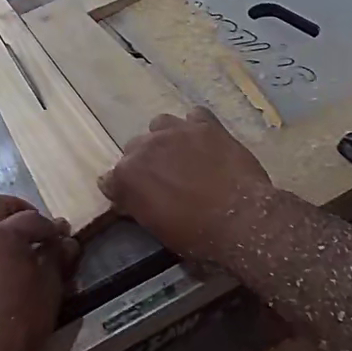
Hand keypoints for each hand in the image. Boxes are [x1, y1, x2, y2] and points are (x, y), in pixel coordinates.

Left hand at [0, 195, 78, 350]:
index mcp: (0, 235)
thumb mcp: (49, 290)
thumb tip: (66, 242)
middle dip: (15, 210)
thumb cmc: (19, 326)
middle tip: (33, 226)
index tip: (62, 237)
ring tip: (11, 246)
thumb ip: (57, 258)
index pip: (31, 218)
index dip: (51, 227)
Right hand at [98, 107, 274, 258]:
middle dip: (145, 162)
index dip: (124, 189)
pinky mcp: (206, 125)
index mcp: (128, 175)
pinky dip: (197, 127)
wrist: (240, 220)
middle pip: (135, 148)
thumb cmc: (195, 234)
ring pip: (160, 124)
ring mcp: (177, 131)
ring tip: (182, 155)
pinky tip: (206, 142)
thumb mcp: (156, 228)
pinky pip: (195, 116)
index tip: (135, 198)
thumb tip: (129, 199)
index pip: (111, 178)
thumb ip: (138, 205)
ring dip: (166, 139)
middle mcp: (146, 146)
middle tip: (164, 179)